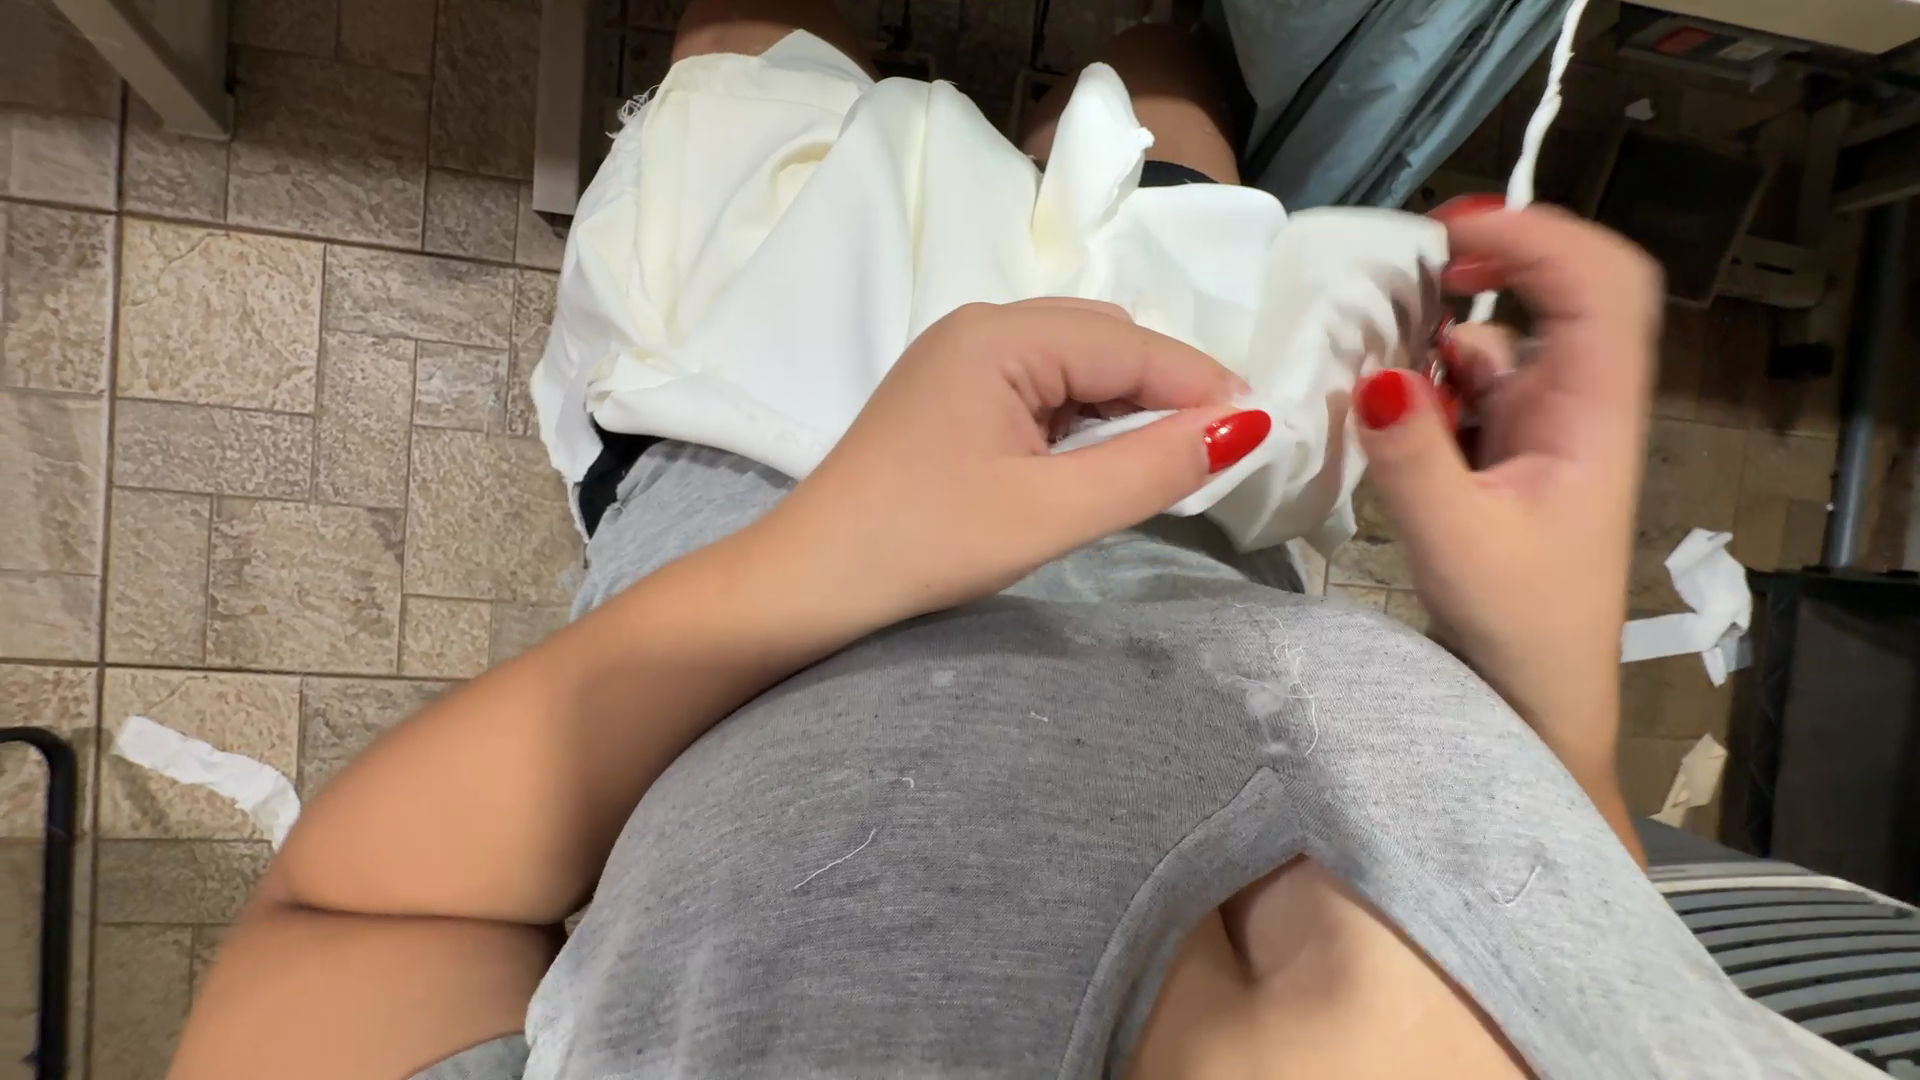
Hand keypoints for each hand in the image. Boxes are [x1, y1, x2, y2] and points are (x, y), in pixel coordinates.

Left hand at [737, 298, 1267, 634]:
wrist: (812, 581)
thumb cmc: (925, 545)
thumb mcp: (1048, 512)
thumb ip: (1150, 467)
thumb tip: (1245, 425)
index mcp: (999, 336)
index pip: (1130, 345)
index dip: (1202, 385)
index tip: (1262, 430)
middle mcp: (978, 328)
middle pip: (1102, 342)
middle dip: (1164, 391)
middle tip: (1213, 451)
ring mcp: (958, 360)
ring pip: (1071, 365)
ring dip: (1123, 405)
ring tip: (1163, 458)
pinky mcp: (949, 396)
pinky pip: (1036, 390)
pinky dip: (1078, 419)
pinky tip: (1093, 456)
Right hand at [1352, 204, 1661, 776]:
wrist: (1530, 691)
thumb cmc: (1517, 622)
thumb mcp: (1454, 539)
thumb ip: (1412, 457)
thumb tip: (1374, 374)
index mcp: (1592, 415)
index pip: (1599, 287)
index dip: (1541, 237)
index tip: (1454, 230)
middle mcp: (1572, 408)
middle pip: (1557, 298)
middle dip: (1492, 266)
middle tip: (1408, 266)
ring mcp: (1536, 433)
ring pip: (1498, 348)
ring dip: (1439, 335)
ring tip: (1369, 345)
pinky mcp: (1499, 459)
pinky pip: (1463, 396)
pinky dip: (1422, 385)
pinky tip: (1380, 407)